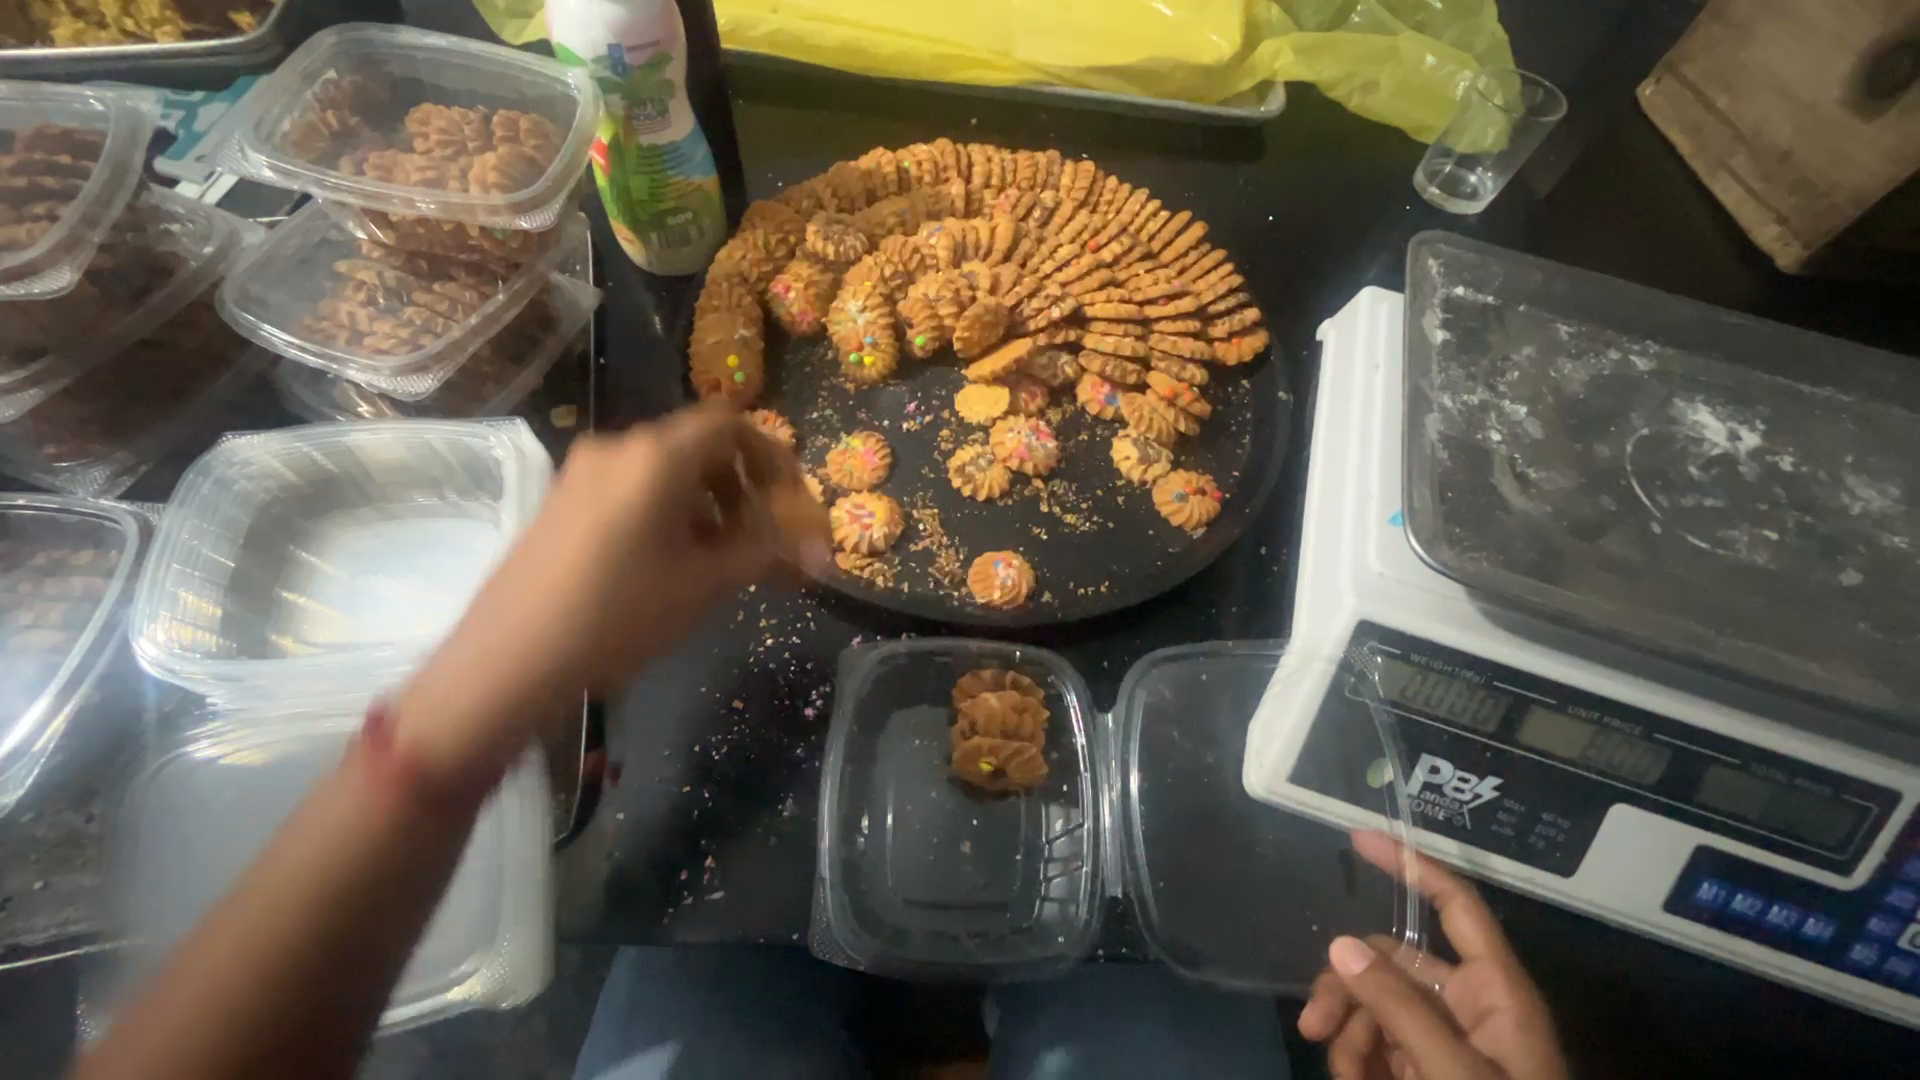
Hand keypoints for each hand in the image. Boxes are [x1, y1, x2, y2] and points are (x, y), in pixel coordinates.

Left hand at [395, 401, 830, 780]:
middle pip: (698, 445)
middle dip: (740, 485)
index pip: (731, 425)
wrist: (511, 656)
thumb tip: (822, 555)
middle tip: (758, 533)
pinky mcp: (562, 500)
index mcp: (658, 456)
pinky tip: (670, 561)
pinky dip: (667, 509)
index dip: (770, 455)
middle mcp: (619, 448)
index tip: (789, 498)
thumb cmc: (622, 611)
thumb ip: (768, 556)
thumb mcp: (706, 583)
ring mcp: (583, 472)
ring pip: (664, 469)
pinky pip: (631, 487)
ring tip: (718, 554)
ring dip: (705, 500)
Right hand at [1298, 830, 1568, 1079]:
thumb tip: (1341, 944)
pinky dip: (1359, 1059)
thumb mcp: (1454, 1075)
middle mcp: (1470, 1007)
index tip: (1358, 837)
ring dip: (1349, 1034)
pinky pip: (1378, 1041)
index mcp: (1496, 994)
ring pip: (1375, 1003)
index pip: (1455, 907)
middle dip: (1348, 987)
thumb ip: (1398, 1009)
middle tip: (1314, 1027)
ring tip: (1345, 1076)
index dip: (1411, 866)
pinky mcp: (1426, 1070)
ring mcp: (1447, 1041)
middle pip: (1392, 962)